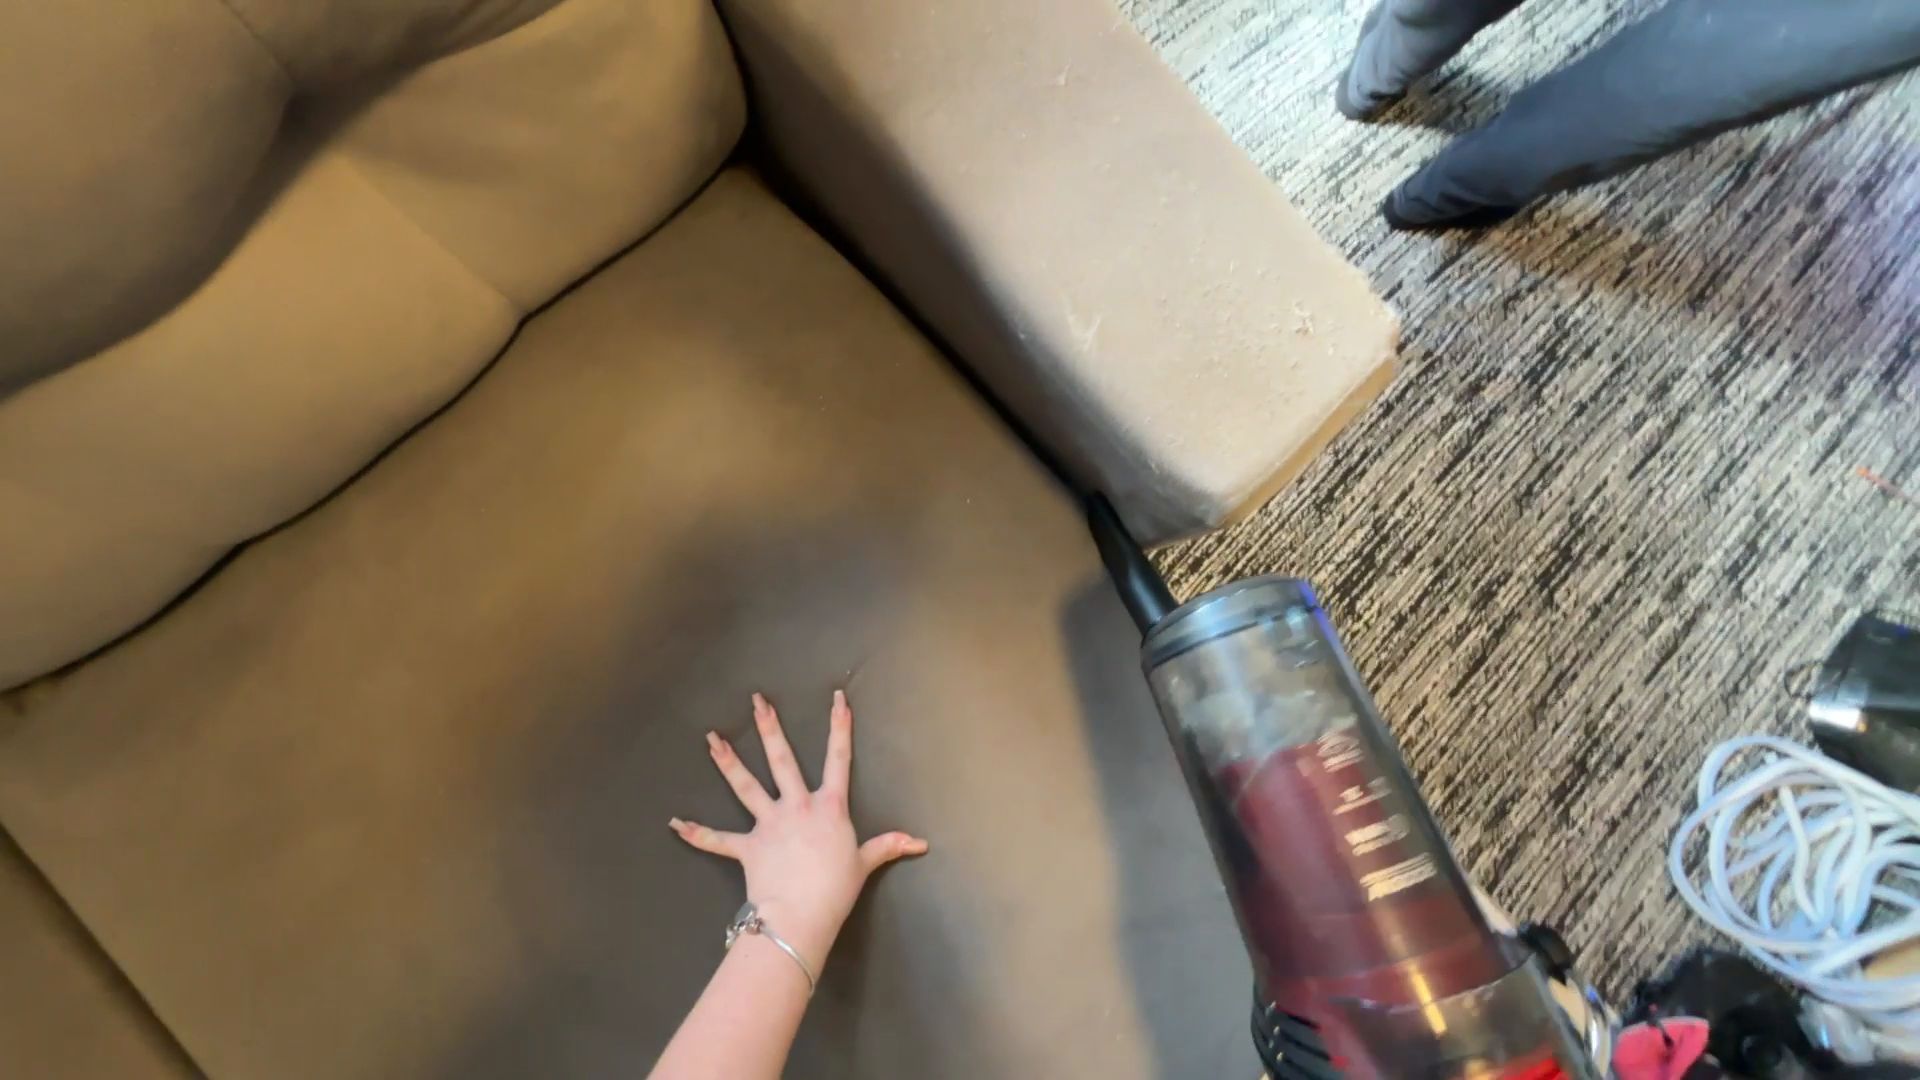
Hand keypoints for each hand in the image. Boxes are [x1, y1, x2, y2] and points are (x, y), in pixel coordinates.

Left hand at [670, 691, 927, 971]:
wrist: (801, 917)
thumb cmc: (836, 887)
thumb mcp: (865, 863)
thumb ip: (888, 845)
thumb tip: (921, 843)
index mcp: (828, 805)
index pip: (839, 757)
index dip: (840, 725)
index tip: (837, 698)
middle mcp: (796, 805)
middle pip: (781, 759)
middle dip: (769, 727)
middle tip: (757, 701)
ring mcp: (768, 823)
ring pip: (744, 785)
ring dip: (727, 761)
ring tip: (711, 738)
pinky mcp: (746, 848)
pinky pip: (717, 840)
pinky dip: (695, 832)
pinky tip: (675, 823)